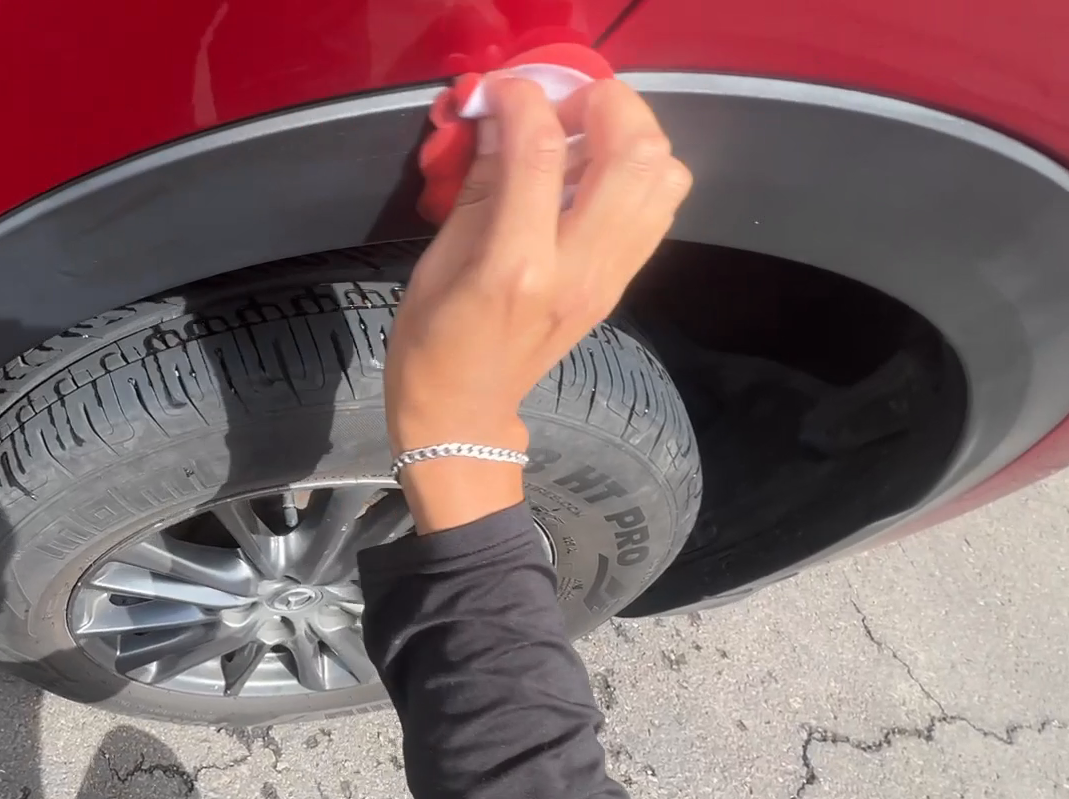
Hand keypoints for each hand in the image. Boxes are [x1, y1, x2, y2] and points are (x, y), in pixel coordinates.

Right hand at [387, 76, 691, 530]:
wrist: (461, 418)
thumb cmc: (427, 352)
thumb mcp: (432, 272)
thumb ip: (475, 196)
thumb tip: (497, 131)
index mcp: (514, 266)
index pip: (539, 150)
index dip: (523, 99)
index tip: (500, 89)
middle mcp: (575, 267)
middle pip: (632, 150)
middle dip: (601, 102)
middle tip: (558, 105)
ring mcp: (605, 279)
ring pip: (662, 175)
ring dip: (631, 134)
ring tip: (585, 136)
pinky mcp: (616, 286)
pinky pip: (657, 208)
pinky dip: (637, 173)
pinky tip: (594, 178)